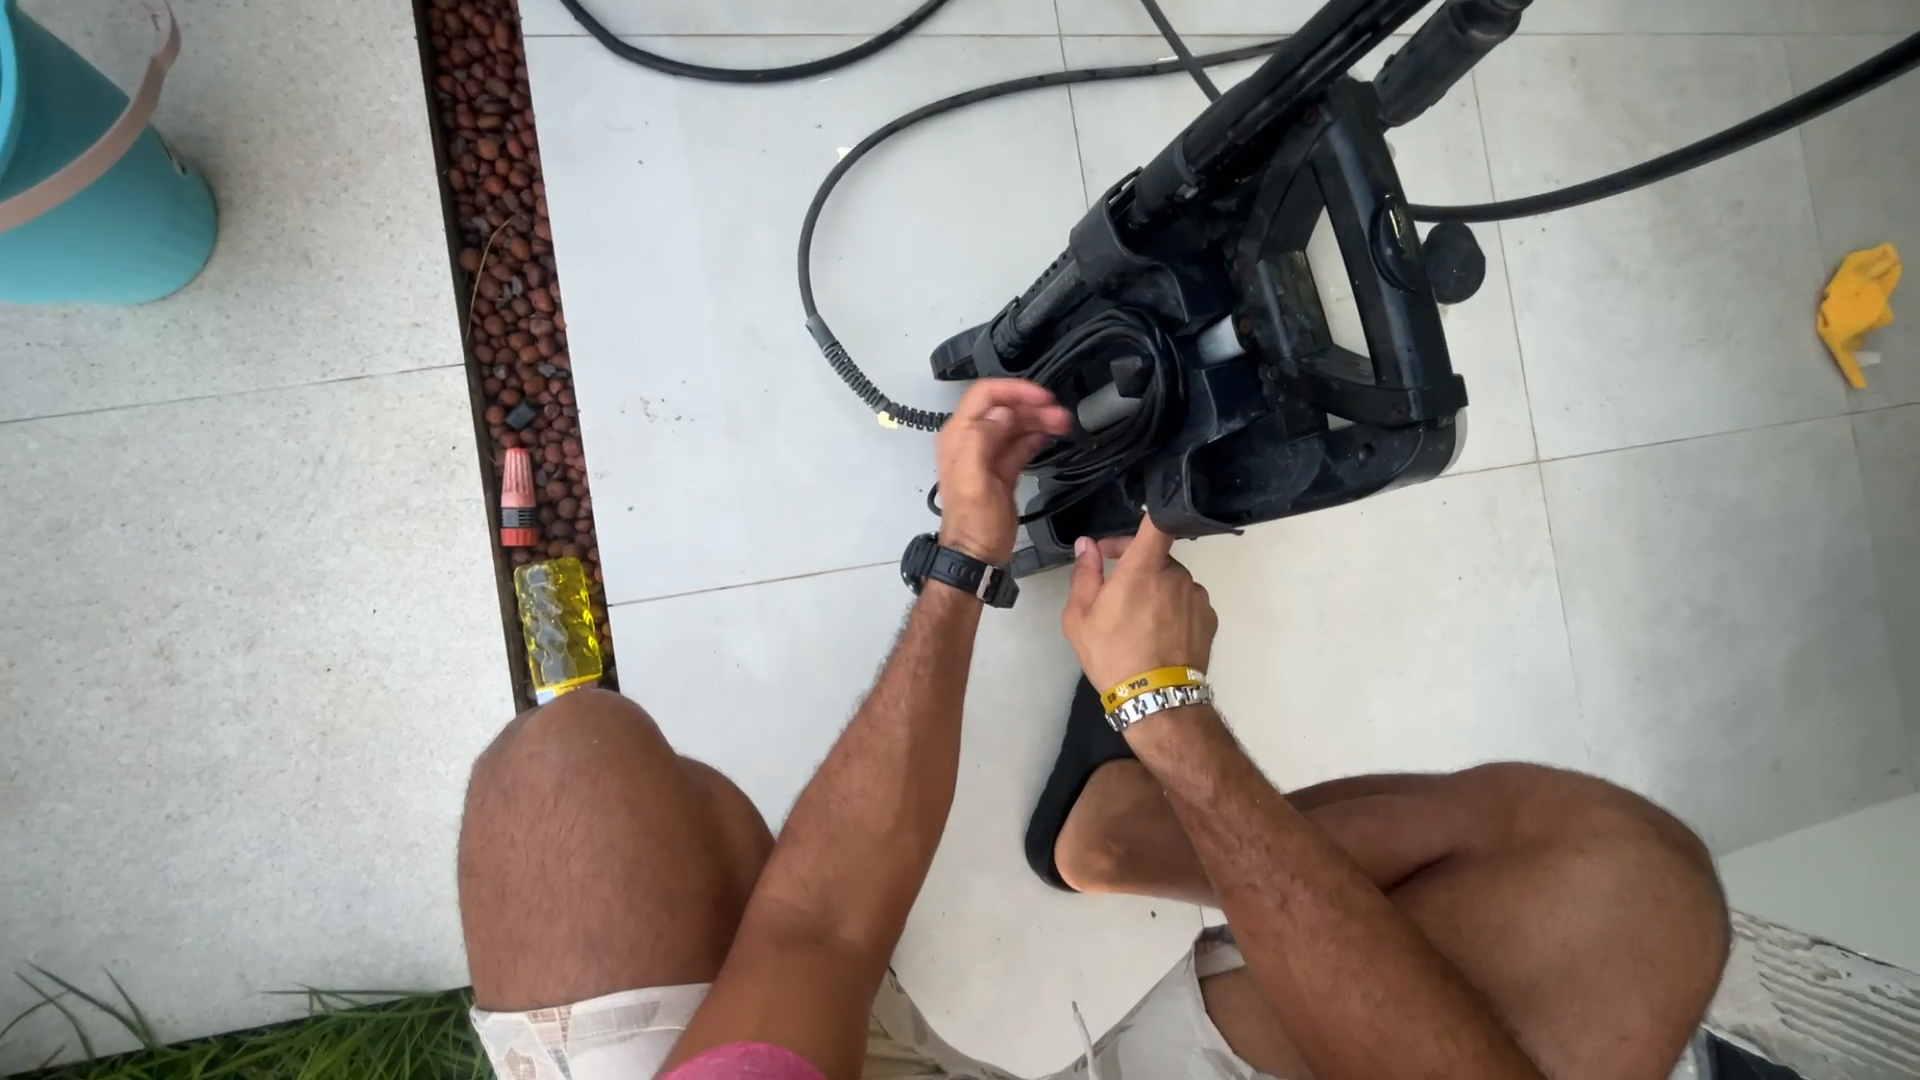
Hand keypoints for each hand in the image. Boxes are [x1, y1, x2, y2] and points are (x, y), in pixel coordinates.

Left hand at [936, 380, 1071, 563]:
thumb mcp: (974, 480)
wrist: (976, 556)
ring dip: (1038, 420)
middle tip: (1061, 413)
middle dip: (1032, 406)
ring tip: (1064, 423)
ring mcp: (986, 456)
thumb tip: (1003, 414)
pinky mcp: (1001, 471)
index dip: (1014, 389)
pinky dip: (1034, 437)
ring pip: (1013, 425)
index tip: (1043, 396)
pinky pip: (1018, 445)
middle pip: (1003, 408)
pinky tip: (1051, 436)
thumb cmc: (974, 522)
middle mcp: (970, 441)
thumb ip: (981, 440)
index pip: (985, 395)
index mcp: (959, 437)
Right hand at [1062, 515, 1218, 693]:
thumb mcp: (1079, 617)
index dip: (1154, 511)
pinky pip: (1187, 602)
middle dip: (1136, 565)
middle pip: (1156, 557)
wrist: (1157, 699)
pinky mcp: (1209, 617)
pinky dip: (1173, 609)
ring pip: (1171, 582)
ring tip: (1137, 621)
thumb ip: (1085, 574)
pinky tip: (1158, 634)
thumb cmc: (1112, 654)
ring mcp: (1197, 596)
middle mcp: (1176, 575)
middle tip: (1115, 589)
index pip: (1156, 523)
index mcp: (1142, 568)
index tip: (1145, 510)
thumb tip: (1087, 546)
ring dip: (1155, 590)